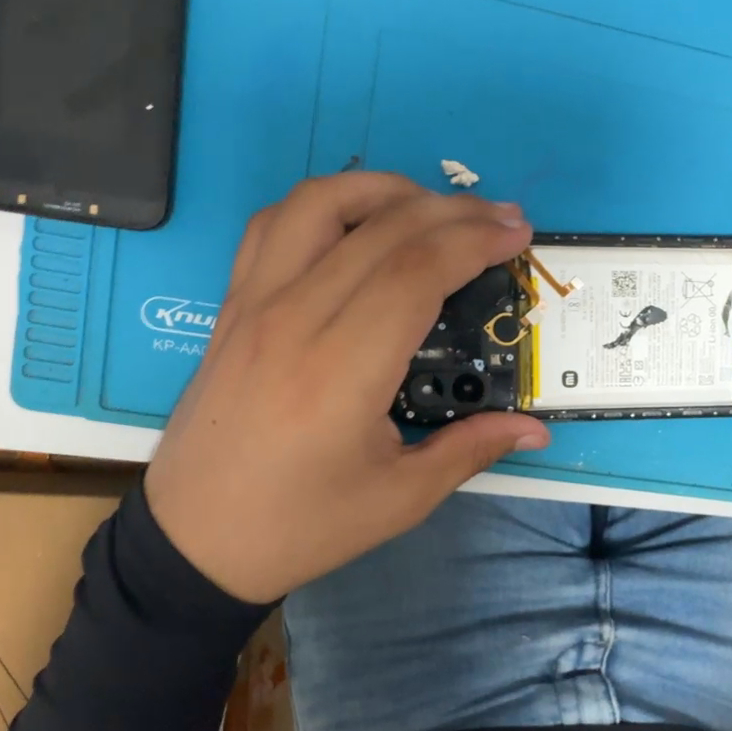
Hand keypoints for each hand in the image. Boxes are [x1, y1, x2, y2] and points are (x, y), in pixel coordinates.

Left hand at [143, 172, 549, 601]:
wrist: (195, 541)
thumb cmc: (302, 525)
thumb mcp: (400, 499)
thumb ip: (471, 450)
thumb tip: (536, 430)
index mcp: (342, 370)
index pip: (415, 271)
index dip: (474, 240)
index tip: (518, 234)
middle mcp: (294, 319)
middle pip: (381, 229)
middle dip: (454, 211)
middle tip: (502, 218)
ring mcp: (254, 305)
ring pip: (318, 205)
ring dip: (385, 188)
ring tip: (433, 205)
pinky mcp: (232, 307)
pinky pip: (272, 225)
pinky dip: (324, 203)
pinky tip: (357, 220)